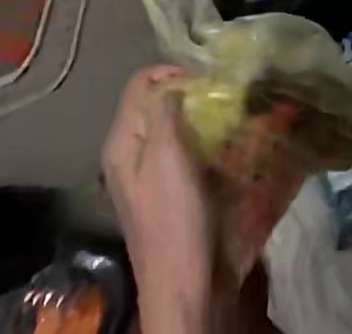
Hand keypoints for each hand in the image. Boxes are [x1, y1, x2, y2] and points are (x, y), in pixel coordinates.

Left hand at [102, 66, 212, 333]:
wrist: (184, 278)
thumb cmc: (173, 213)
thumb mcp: (167, 154)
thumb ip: (166, 110)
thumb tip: (174, 83)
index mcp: (122, 141)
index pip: (140, 84)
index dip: (171, 71)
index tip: (206, 76)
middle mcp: (132, 151)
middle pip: (157, 102)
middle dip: (189, 91)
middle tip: (222, 92)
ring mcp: (151, 171)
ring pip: (174, 124)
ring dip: (200, 114)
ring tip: (229, 112)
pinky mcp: (172, 187)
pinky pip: (186, 147)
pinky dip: (205, 137)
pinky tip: (226, 141)